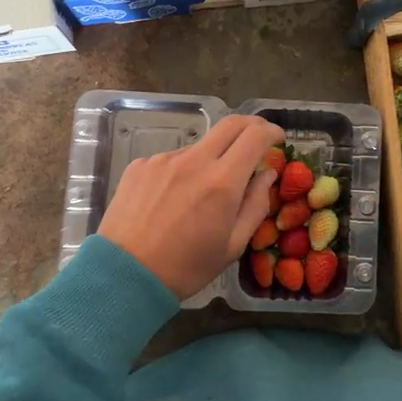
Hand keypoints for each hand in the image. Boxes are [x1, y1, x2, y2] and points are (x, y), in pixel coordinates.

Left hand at [99, 114, 284, 298]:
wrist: (123, 276)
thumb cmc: (185, 268)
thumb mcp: (232, 246)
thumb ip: (255, 205)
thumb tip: (267, 173)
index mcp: (222, 182)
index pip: (255, 136)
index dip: (271, 131)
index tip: (278, 139)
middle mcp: (194, 161)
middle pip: (230, 124)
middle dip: (250, 126)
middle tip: (257, 140)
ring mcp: (163, 160)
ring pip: (200, 145)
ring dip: (213, 156)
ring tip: (203, 192)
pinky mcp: (140, 165)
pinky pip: (172, 160)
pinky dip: (184, 171)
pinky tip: (173, 200)